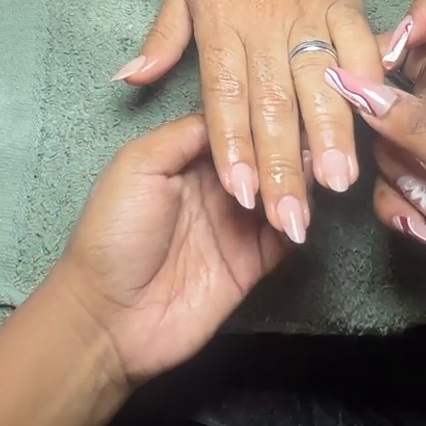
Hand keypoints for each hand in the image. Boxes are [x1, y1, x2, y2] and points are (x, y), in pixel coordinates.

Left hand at [52, 115, 289, 384]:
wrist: (109, 316)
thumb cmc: (113, 232)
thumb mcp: (137, 166)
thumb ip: (184, 136)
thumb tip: (234, 110)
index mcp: (187, 155)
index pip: (236, 124)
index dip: (259, 116)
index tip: (284, 109)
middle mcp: (217, 183)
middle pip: (264, 156)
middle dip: (288, 149)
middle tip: (309, 147)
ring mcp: (236, 223)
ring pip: (281, 193)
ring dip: (299, 185)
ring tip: (317, 178)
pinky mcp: (251, 262)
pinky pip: (286, 239)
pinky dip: (300, 225)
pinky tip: (305, 216)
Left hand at [114, 0, 381, 246]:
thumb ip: (161, 40)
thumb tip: (128, 80)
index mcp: (221, 26)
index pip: (224, 94)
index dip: (230, 144)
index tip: (238, 193)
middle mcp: (264, 25)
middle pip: (271, 102)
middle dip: (281, 163)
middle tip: (291, 216)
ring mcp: (309, 16)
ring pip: (318, 83)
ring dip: (328, 135)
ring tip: (335, 185)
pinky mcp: (346, 6)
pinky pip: (360, 49)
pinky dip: (367, 85)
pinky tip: (376, 125)